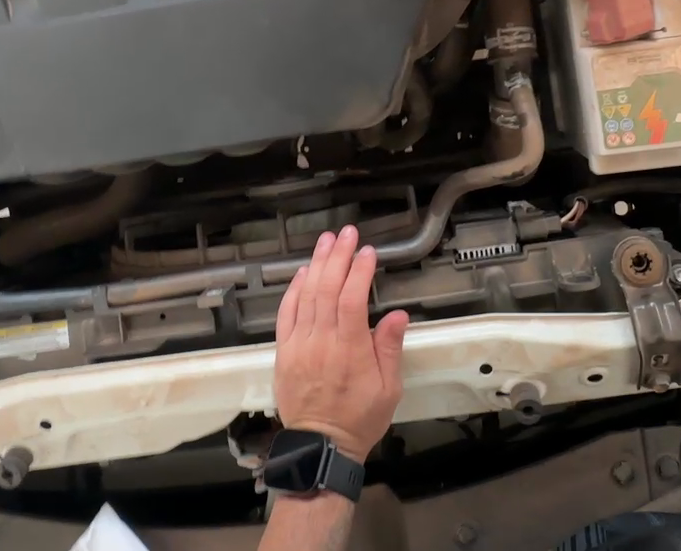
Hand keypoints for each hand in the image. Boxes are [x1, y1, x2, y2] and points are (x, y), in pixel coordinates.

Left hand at [273, 225, 408, 461]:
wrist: (320, 447)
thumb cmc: (360, 417)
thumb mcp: (389, 389)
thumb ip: (390, 348)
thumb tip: (397, 315)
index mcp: (349, 349)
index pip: (352, 298)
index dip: (359, 271)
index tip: (368, 251)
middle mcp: (321, 340)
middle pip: (327, 288)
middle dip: (338, 256)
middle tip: (347, 233)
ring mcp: (298, 343)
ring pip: (306, 294)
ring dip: (317, 264)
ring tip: (326, 241)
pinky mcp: (283, 349)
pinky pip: (286, 312)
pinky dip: (294, 289)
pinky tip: (302, 272)